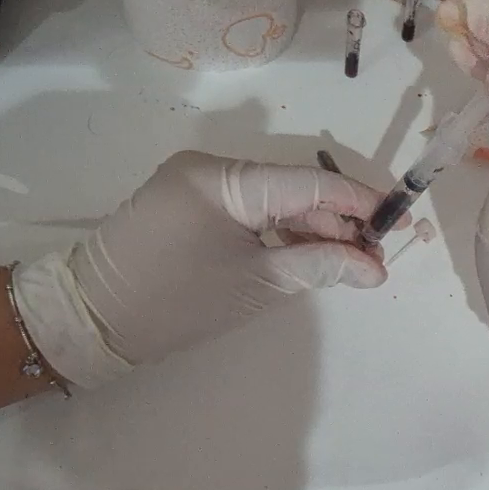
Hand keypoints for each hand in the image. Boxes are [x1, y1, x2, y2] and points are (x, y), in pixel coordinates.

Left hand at [12, 151, 391, 387]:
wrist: (87, 321)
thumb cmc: (177, 301)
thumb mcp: (260, 284)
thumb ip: (324, 265)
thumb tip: (377, 269)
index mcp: (224, 179)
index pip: (311, 183)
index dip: (361, 203)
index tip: (401, 221)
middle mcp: (212, 168)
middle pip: (296, 190)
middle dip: (340, 223)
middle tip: (376, 259)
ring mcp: (199, 184)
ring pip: (277, 201)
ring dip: (315, 231)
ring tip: (352, 264)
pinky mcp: (192, 205)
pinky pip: (253, 211)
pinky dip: (285, 233)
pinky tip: (313, 256)